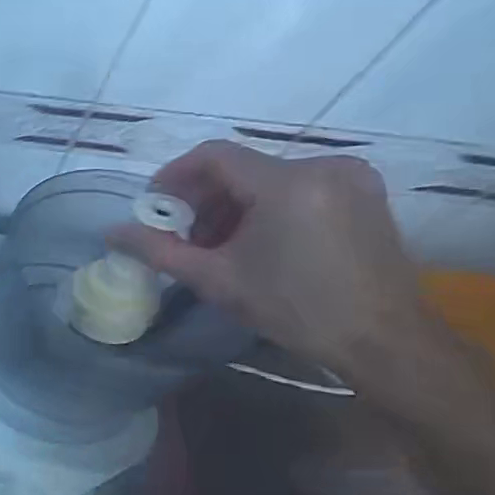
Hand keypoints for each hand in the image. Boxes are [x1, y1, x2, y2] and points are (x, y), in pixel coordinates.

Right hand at [108, 141, 438, 381]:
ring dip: (233, 205)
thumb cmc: (294, 310)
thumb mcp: (217, 280)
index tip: (154, 206)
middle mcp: (322, 165)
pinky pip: (297, 186)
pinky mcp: (363, 192)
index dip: (175, 175)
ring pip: (268, 177)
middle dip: (203, 199)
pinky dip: (266, 207)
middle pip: (241, 167)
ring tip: (219, 247)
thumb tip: (112, 232)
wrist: (383, 339)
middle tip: (184, 237)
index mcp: (287, 183)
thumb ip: (159, 250)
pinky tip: (258, 243)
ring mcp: (349, 176)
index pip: (214, 155)